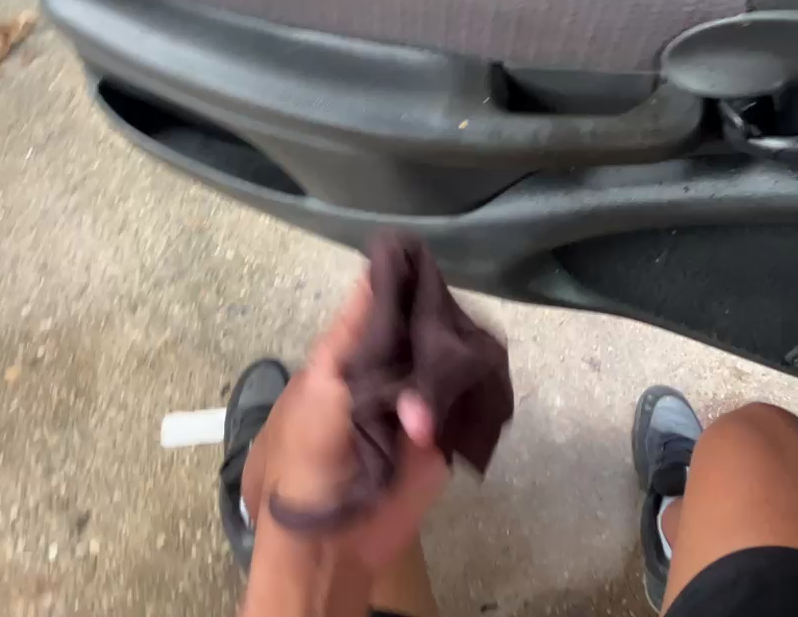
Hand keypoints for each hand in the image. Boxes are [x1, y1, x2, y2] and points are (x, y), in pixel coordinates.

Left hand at [259, 277, 450, 570]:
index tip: (423, 257)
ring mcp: (417, 400)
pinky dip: (475, 387)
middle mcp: (388, 370)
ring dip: (456, 354)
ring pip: (447, 361)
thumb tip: (369, 273)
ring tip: (469, 341)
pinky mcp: (442, 432)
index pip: (384, 306)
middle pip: (422, 329)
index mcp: (355, 355)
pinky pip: (465, 400)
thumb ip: (351, 334)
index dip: (403, 283)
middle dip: (437, 321)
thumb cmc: (312, 455)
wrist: (333, 540)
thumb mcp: (321, 385)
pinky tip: (485, 365)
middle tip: (455, 308)